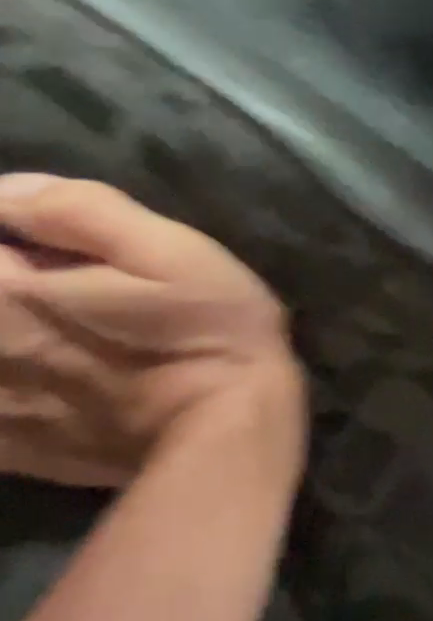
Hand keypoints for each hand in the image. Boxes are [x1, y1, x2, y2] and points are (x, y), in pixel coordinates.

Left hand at [0, 173, 303, 487]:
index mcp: (4, 290)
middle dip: (14, 280)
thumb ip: (84, 211)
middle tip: (66, 284)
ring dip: (17, 328)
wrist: (222, 430)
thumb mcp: (176, 253)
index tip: (44, 241)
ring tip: (76, 332)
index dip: (11, 232)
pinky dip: (12, 377)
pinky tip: (59, 371)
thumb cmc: (209, 332)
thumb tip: (11, 190)